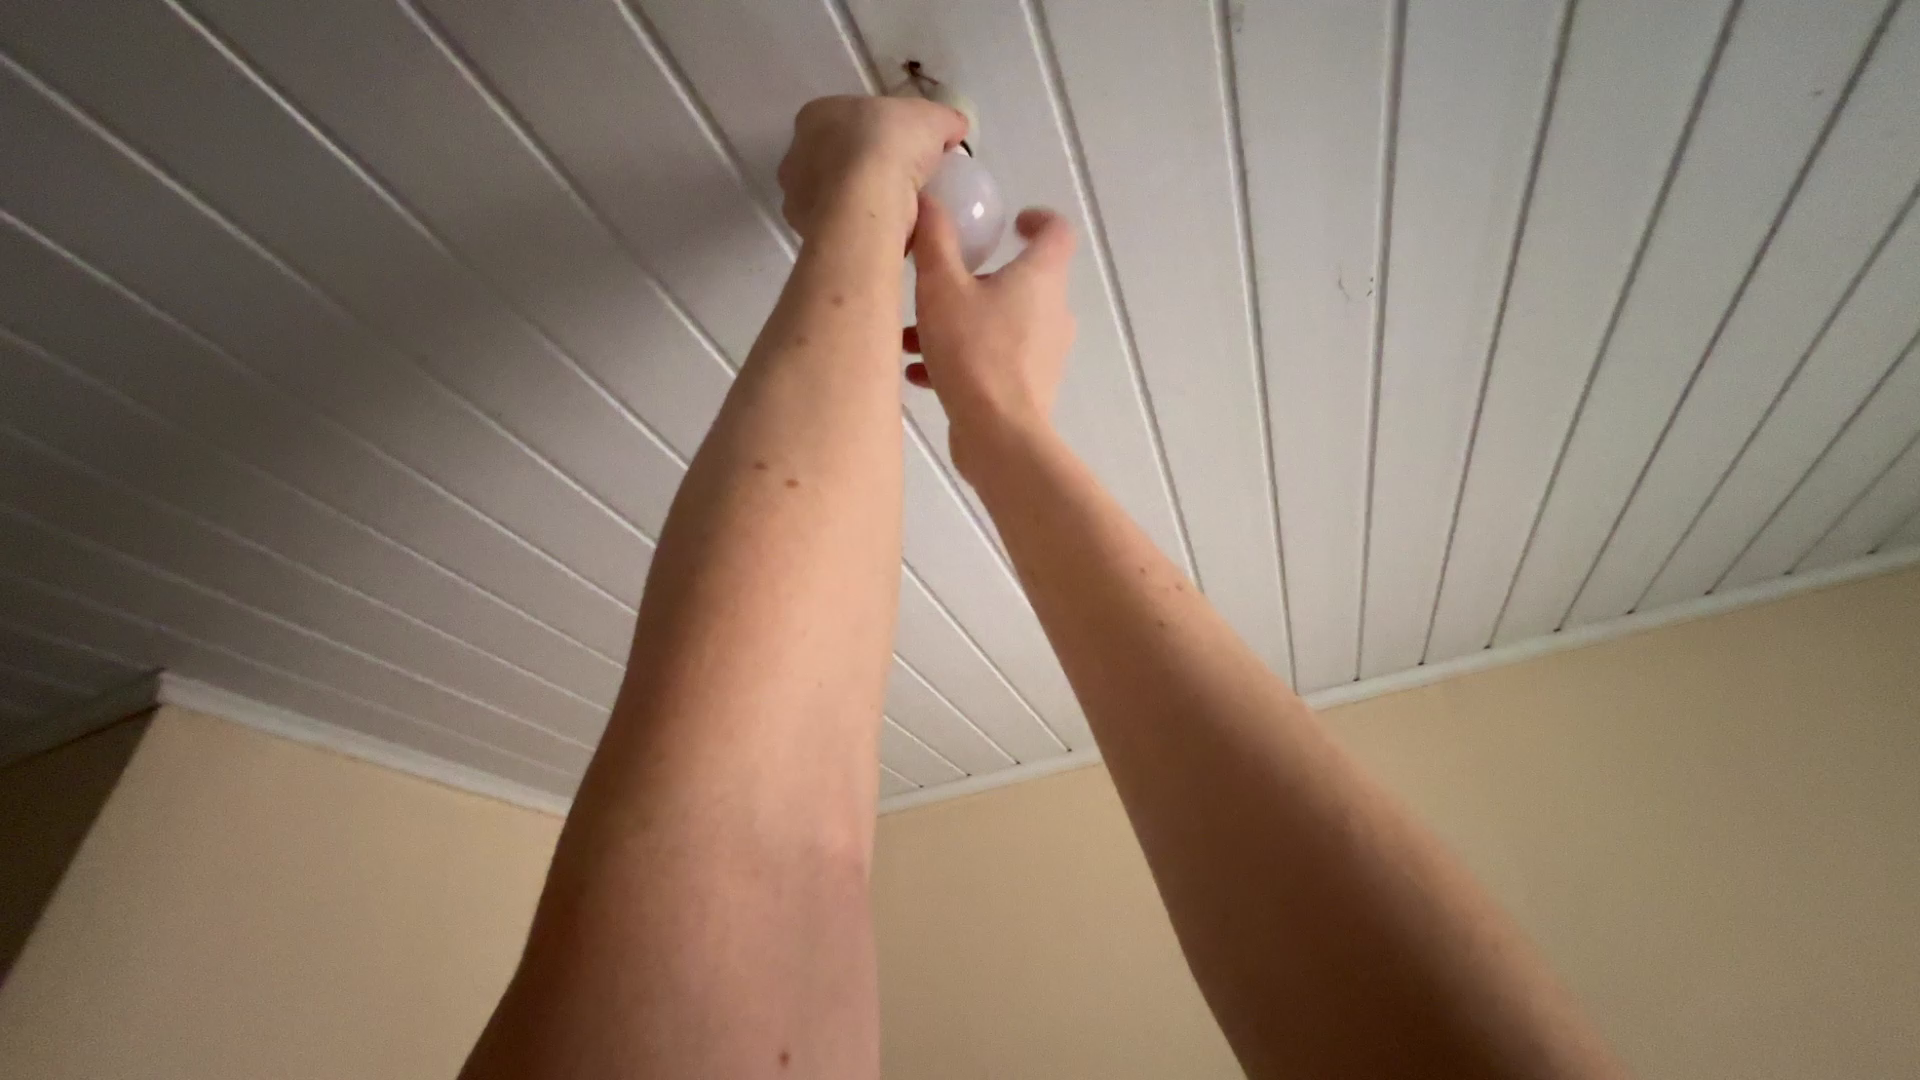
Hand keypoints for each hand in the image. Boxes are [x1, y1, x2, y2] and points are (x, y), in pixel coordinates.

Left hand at [777, 96, 967, 241]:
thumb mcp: (932, 121)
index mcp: (817, 115)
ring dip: (856, 206)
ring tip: (892, 218)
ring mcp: (796, 197)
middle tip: (897, 188)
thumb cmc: (890, 146)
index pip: (847, 123)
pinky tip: (879, 238)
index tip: (903, 153)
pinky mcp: (805, 233)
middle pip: (834, 162)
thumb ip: (944, 122)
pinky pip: (837, 230)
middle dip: (860, 172)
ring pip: (832, 200)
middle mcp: (796, 153)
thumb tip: (956, 128)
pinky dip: (855, 233)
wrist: (867, 202)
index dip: (876, 136)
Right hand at [906, 196, 1077, 478]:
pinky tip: (919, 375)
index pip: (1056, 232)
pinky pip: (993, 360)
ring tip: (909, 341)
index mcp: (1041, 277)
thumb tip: (930, 201)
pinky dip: (961, 358)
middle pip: (1018, 282)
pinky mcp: (1029, 388)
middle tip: (936, 287)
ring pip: (998, 324)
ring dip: (956, 325)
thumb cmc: (974, 352)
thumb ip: (934, 241)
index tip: (1009, 224)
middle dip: (972, 282)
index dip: (1036, 220)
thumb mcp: (940, 289)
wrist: (998, 434)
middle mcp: (1052, 312)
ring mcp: (1044, 353)